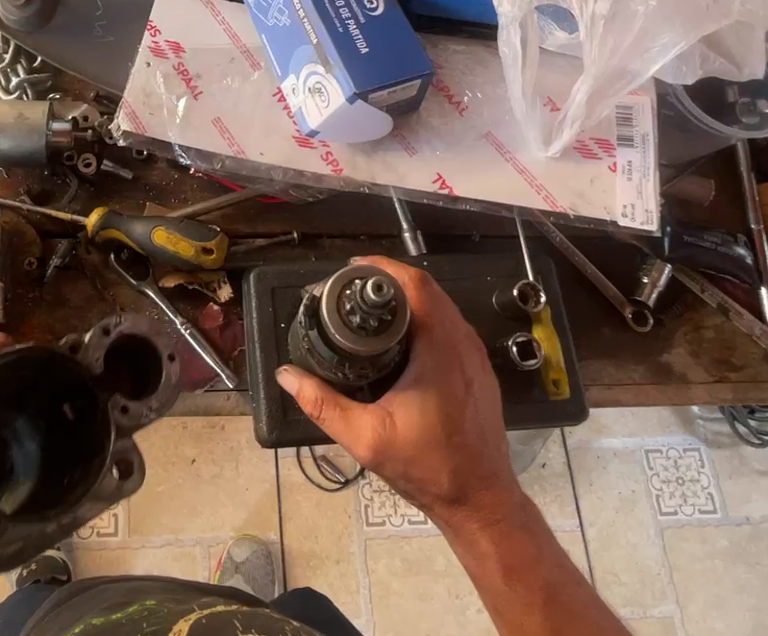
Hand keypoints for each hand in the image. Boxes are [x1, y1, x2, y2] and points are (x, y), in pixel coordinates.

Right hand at [277, 257, 518, 525]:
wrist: (481, 500)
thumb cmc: (427, 466)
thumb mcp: (366, 438)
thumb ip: (322, 404)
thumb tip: (286, 375)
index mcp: (440, 348)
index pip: (417, 285)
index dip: (384, 268)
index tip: (351, 271)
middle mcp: (462, 342)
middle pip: (429, 290)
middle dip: (390, 280)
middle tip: (352, 289)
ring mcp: (475, 355)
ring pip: (442, 306)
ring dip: (409, 299)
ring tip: (370, 307)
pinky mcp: (478, 369)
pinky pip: (450, 326)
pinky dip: (424, 318)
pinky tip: (398, 336)